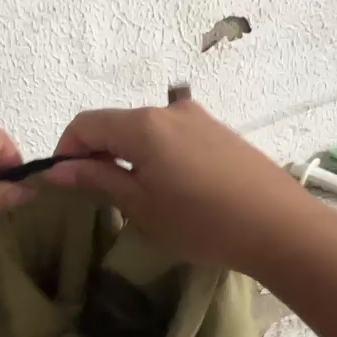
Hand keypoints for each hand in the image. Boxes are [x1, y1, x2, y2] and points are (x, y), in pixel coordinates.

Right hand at [40, 100, 319, 271]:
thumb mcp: (139, 205)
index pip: (84, 124)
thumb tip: (56, 169)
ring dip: (124, 154)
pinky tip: (167, 187)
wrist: (279, 227)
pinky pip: (170, 136)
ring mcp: (197, 118)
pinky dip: (153, 154)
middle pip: (114, 123)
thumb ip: (96, 180)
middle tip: (93, 193)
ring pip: (143, 130)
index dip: (65, 151)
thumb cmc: (200, 221)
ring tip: (132, 193)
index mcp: (141, 125)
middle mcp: (167, 110)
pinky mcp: (218, 132)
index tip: (63, 183)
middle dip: (94, 152)